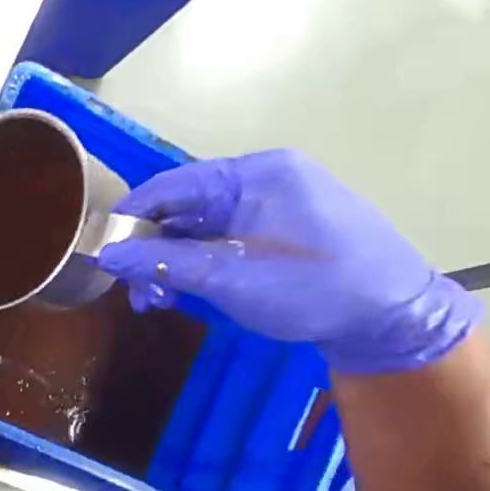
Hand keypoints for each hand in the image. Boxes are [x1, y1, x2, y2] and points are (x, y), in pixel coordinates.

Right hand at [97, 149, 480, 374]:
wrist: (388, 315)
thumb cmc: (312, 289)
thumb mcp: (230, 278)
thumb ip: (164, 263)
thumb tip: (107, 255)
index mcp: (252, 175)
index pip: (171, 186)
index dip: (130, 218)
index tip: (101, 256)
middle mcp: (257, 180)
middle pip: (180, 209)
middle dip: (148, 252)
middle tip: (135, 296)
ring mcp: (267, 205)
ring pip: (194, 230)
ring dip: (167, 265)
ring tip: (158, 303)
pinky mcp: (272, 230)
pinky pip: (217, 241)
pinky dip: (193, 267)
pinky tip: (182, 293)